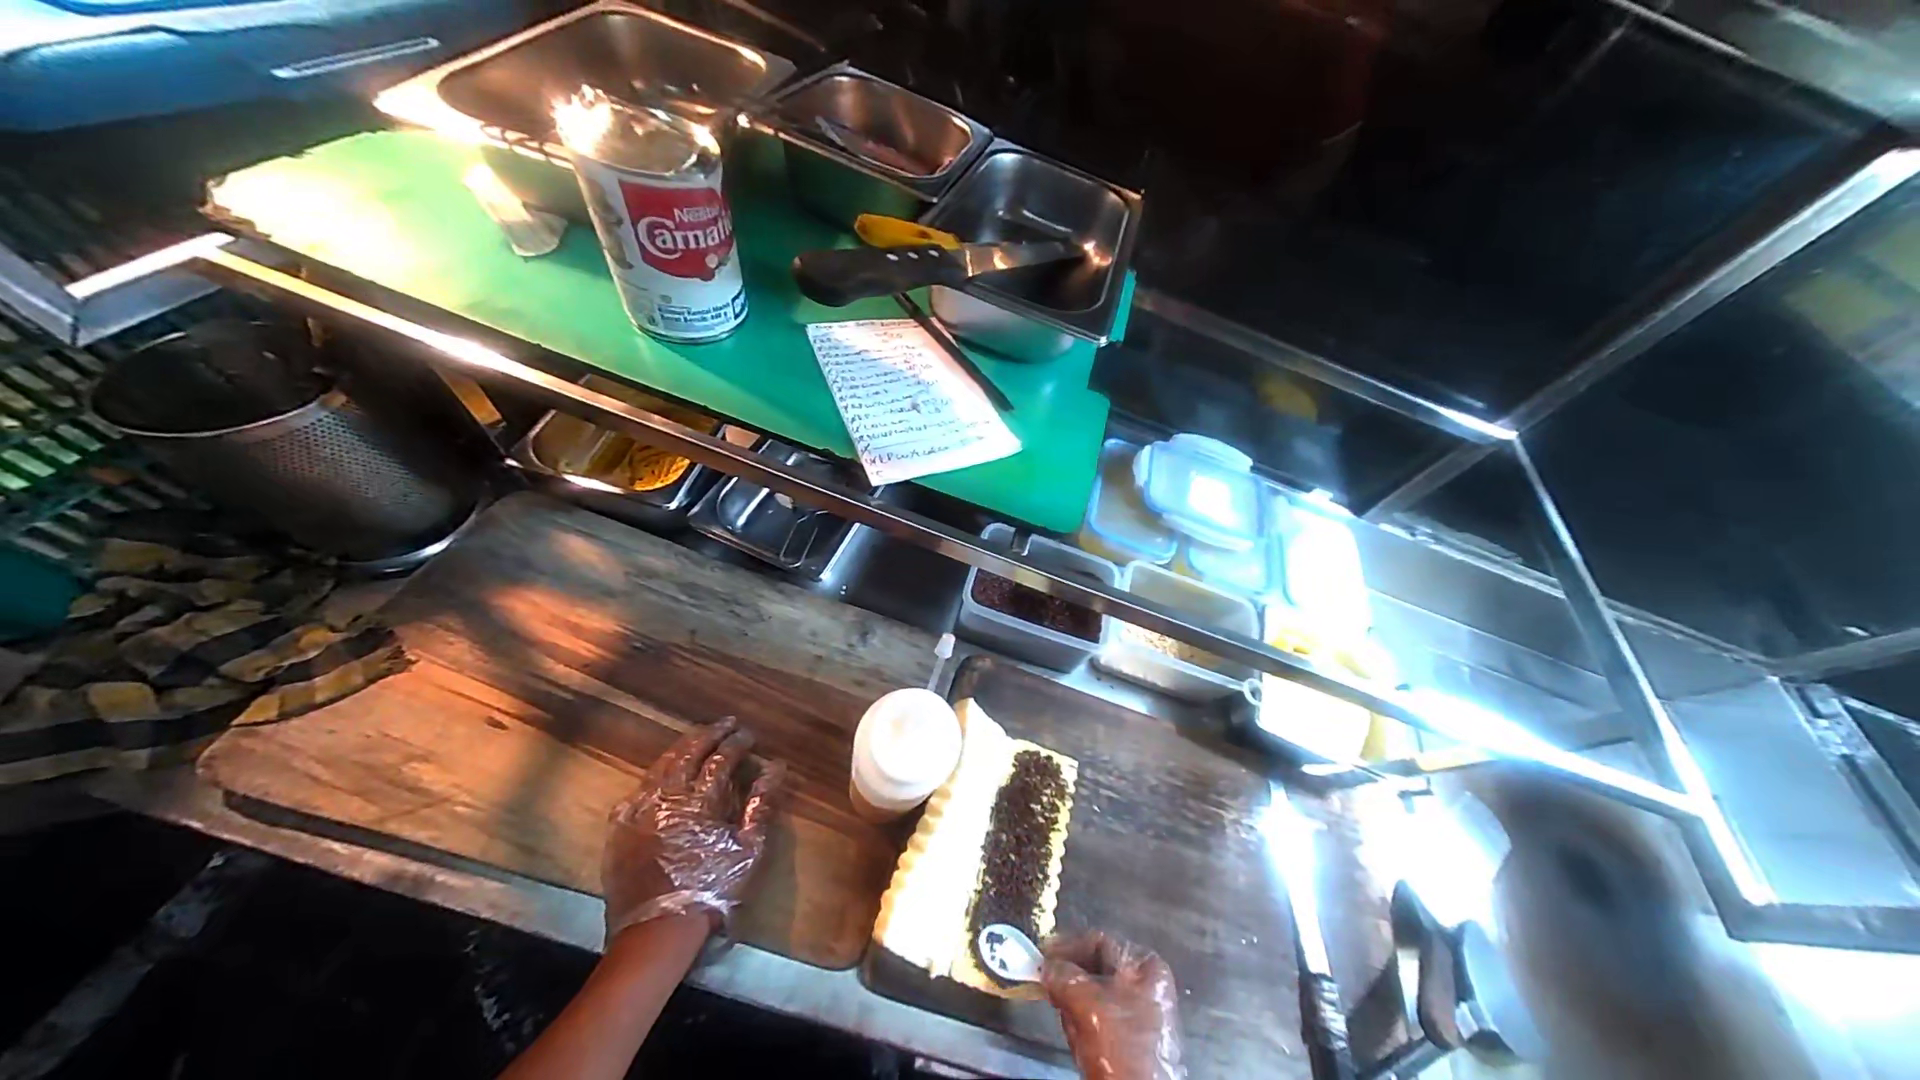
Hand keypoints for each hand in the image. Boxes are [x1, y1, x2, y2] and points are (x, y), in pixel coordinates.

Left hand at [601, 716, 787, 944]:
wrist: (658, 931)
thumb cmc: (712, 889)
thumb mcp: (748, 850)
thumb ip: (761, 806)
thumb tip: (776, 768)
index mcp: (701, 800)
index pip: (722, 758)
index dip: (737, 743)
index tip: (749, 734)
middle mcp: (668, 796)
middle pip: (689, 753)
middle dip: (710, 734)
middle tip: (725, 723)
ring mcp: (641, 810)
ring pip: (661, 766)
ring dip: (681, 748)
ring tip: (696, 737)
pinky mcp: (622, 828)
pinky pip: (638, 791)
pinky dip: (653, 777)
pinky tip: (660, 775)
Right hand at [1041, 932, 1186, 1079]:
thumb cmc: (1120, 1044)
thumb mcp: (1088, 1003)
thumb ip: (1063, 976)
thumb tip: (1045, 965)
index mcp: (1144, 967)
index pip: (1099, 942)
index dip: (1068, 947)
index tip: (1041, 956)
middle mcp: (1144, 985)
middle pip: (1093, 969)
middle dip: (1069, 981)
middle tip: (1048, 987)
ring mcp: (1136, 1013)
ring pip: (1090, 995)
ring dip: (1073, 1006)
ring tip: (1068, 1019)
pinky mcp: (1125, 1039)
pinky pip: (1095, 1020)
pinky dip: (1081, 1026)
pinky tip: (1079, 1040)